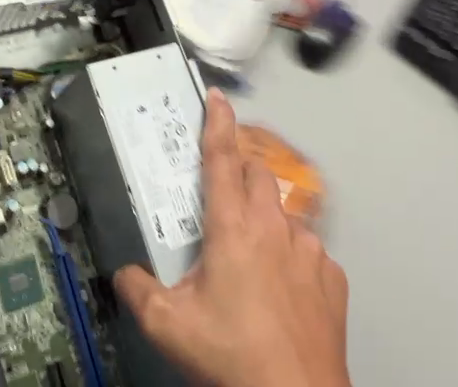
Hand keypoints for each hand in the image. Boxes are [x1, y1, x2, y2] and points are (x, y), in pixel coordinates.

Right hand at [113, 89, 349, 386]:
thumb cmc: (235, 358)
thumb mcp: (168, 325)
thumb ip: (137, 289)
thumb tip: (126, 275)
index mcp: (232, 228)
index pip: (221, 158)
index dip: (216, 122)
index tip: (217, 99)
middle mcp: (273, 229)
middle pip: (257, 173)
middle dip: (239, 171)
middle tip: (220, 196)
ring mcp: (309, 252)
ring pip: (284, 212)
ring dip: (265, 219)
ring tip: (248, 257)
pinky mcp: (332, 278)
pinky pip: (309, 250)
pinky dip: (291, 256)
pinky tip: (279, 288)